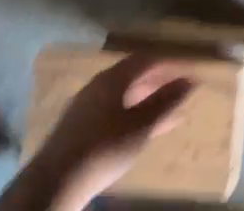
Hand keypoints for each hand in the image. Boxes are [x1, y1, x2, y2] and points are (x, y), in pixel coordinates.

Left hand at [0, 55, 195, 210]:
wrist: (53, 185)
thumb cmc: (104, 147)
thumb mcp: (142, 125)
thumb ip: (166, 101)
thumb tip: (190, 80)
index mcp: (112, 79)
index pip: (146, 58)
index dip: (170, 61)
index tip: (189, 68)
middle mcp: (96, 87)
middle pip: (133, 76)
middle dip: (159, 82)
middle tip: (181, 90)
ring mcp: (85, 109)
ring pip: (123, 97)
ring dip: (147, 101)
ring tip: (169, 113)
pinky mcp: (78, 130)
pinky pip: (113, 113)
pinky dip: (133, 116)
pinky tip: (144, 130)